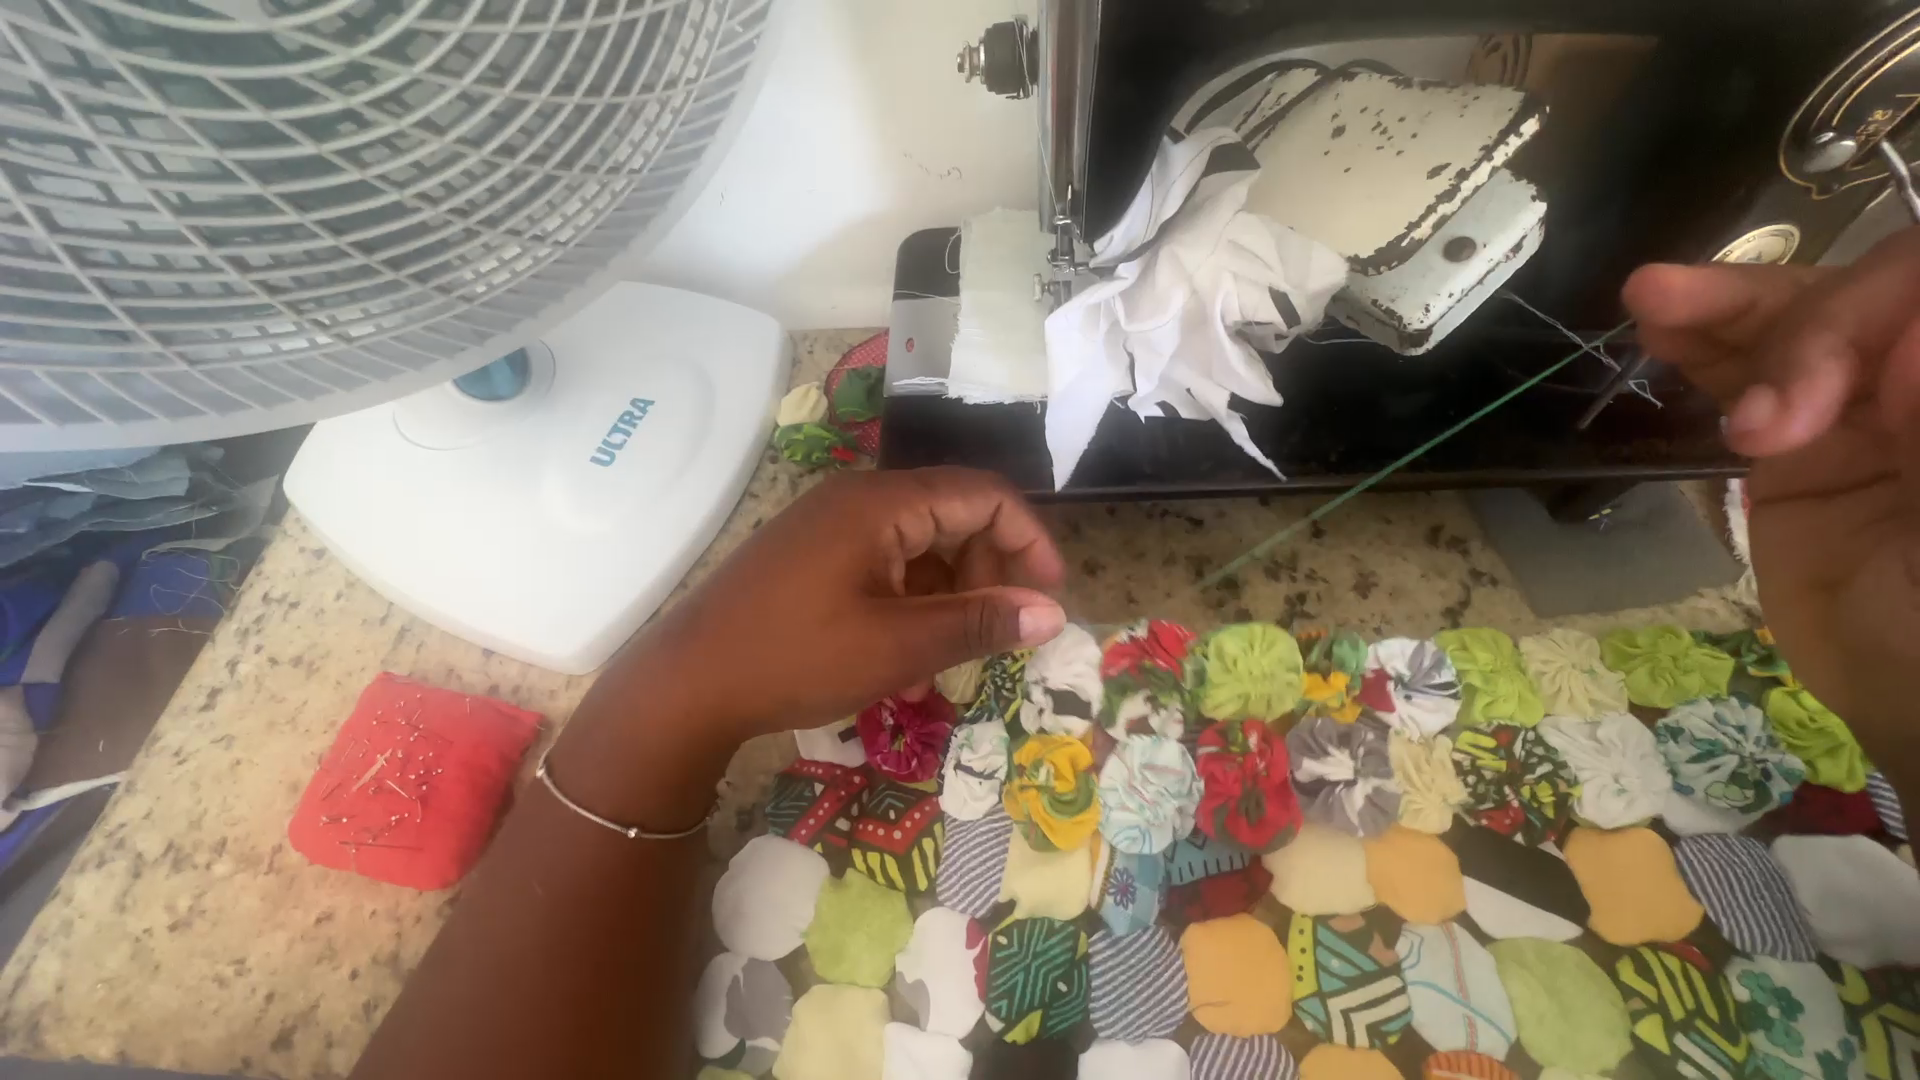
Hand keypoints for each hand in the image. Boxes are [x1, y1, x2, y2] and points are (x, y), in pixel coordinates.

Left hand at [633, 467, 1066, 736]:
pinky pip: (885, 564)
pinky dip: (912, 600)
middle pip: (953, 516)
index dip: (1029, 540)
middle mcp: (858, 499)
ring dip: (951, 593)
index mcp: (881, 503)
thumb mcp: (899, 646)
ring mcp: (831, 526)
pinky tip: (910, 651)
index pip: (983, 494)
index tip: (1051, 596)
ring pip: (920, 544)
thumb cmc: (795, 658)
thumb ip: (980, 623)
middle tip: (999, 632)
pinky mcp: (814, 556)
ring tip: (952, 654)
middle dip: (989, 572)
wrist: (684, 686)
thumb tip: (1053, 614)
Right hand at [1622, 227, 1919, 744]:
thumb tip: (1896, 340)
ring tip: (1650, 297)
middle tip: (1756, 415)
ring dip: (1726, 310)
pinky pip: (1747, 377)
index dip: (1856, 318)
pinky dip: (1704, 349)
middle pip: (1861, 293)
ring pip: (1795, 324)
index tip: (1804, 415)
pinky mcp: (1793, 444)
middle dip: (1796, 331)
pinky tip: (1661, 330)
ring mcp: (1863, 406)